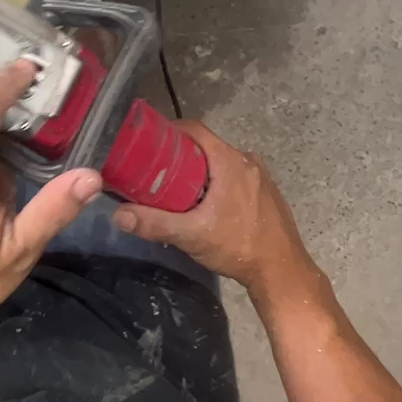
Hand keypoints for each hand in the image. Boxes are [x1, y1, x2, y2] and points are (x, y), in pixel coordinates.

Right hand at [112, 120, 317, 295]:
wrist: (282, 272)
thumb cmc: (239, 246)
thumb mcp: (191, 235)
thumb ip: (154, 223)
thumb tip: (118, 215)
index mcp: (229, 161)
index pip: (194, 129)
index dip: (168, 130)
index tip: (146, 142)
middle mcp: (247, 161)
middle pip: (205, 146)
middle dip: (179, 155)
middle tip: (153, 171)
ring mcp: (259, 176)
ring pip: (220, 163)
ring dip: (198, 171)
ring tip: (173, 189)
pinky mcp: (265, 192)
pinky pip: (233, 176)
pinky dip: (215, 182)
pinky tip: (203, 205)